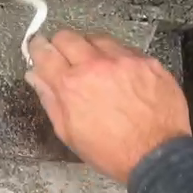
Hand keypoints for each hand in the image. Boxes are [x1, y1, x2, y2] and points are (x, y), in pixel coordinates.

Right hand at [25, 30, 191, 183]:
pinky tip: (118, 74)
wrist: (157, 156)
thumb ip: (49, 98)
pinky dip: (116, 57)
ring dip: (89, 48)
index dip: (37, 48)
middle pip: (67, 36)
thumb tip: (35, 76)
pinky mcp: (147, 62)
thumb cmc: (111, 150)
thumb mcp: (68, 132)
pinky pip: (124, 48)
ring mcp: (123, 61)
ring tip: (95, 66)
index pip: (44, 51)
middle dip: (60, 45)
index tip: (38, 49)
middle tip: (64, 57)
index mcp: (71, 85)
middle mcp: (95, 66)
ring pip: (96, 37)